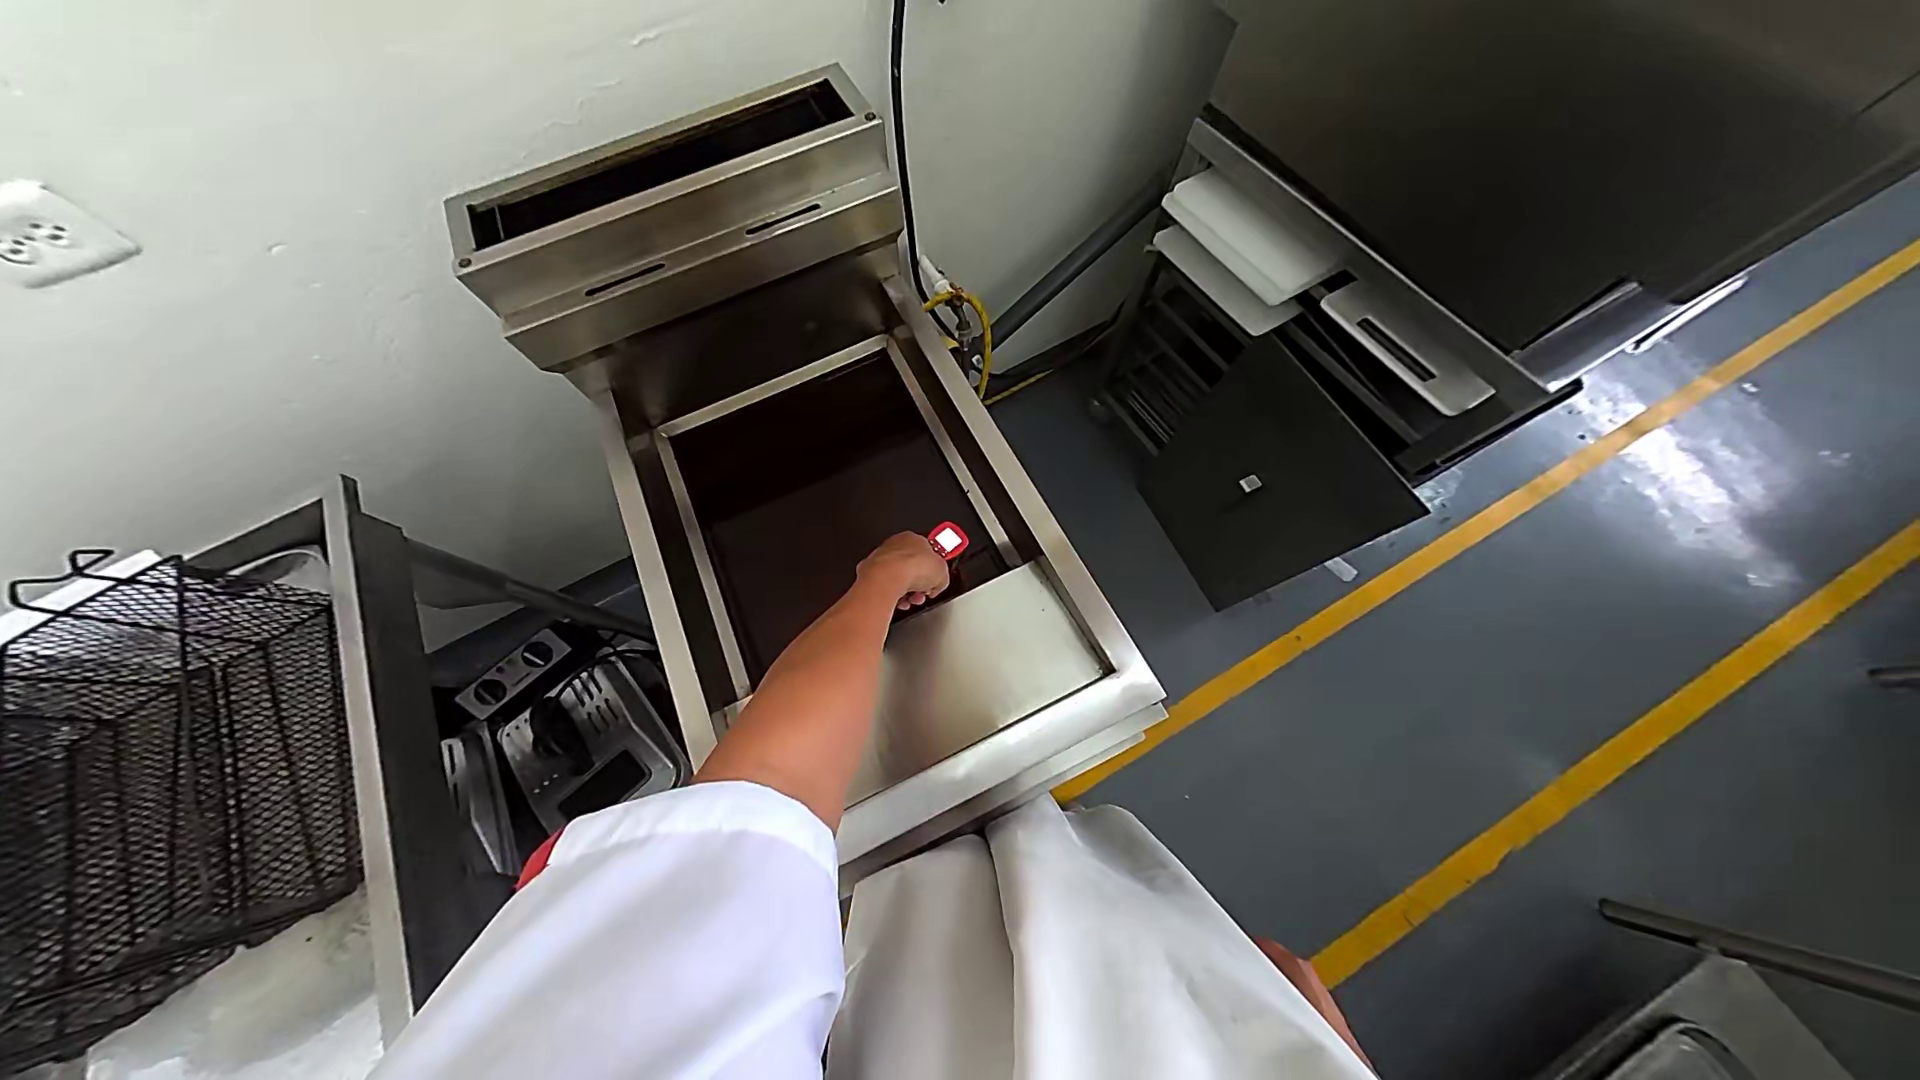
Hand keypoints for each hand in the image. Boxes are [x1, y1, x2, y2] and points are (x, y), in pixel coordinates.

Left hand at [857, 532, 950, 610]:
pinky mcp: (869, 573)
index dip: (932, 569)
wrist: (887, 578)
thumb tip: (940, 583)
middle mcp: (894, 545)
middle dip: (919, 584)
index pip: (926, 552)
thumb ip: (942, 576)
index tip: (935, 579)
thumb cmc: (910, 567)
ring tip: (911, 600)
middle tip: (924, 593)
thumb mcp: (943, 572)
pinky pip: (885, 587)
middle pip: (911, 568)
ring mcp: (880, 559)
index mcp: (913, 538)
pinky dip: (892, 595)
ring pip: (898, 579)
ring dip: (907, 592)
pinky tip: (898, 601)